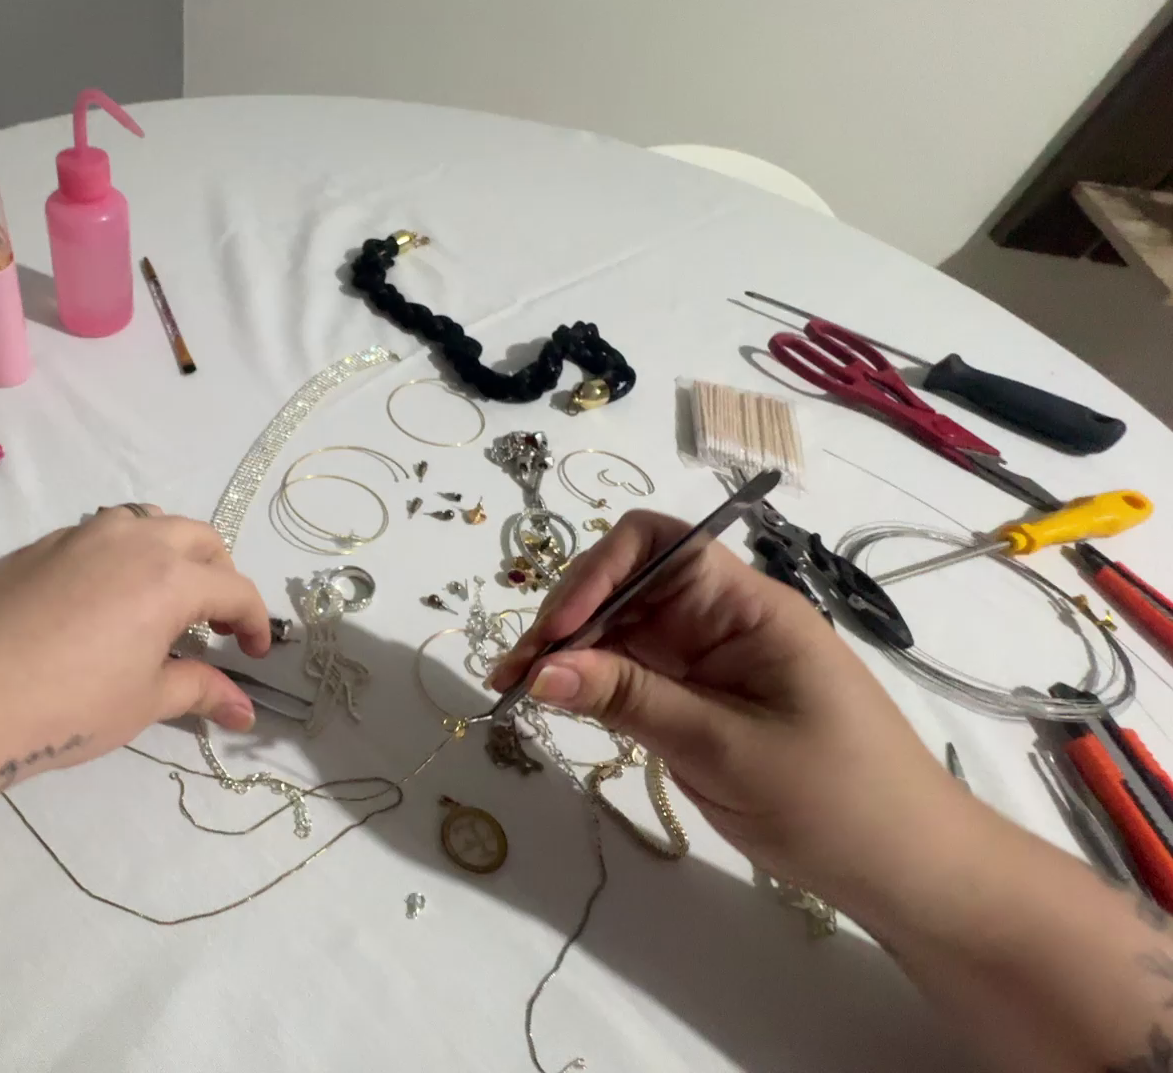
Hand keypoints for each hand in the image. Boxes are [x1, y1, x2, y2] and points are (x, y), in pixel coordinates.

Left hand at [0, 505, 271, 800]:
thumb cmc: (65, 706)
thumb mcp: (143, 702)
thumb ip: (200, 691)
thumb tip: (244, 710)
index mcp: (170, 576)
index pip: (235, 589)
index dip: (255, 622)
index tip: (255, 655)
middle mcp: (132, 539)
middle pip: (199, 539)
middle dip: (219, 577)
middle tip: (213, 625)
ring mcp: (80, 534)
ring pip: (147, 523)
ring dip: (170, 554)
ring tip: (159, 602)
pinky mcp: (39, 544)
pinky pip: (100, 534)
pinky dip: (123, 555)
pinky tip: (102, 601)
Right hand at [485, 509, 976, 911]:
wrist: (908, 875)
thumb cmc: (839, 802)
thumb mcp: (723, 748)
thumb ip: (628, 700)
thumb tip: (537, 670)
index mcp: (744, 607)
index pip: (656, 544)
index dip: (598, 571)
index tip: (558, 630)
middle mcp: (714, 619)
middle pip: (618, 587)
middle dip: (562, 619)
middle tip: (514, 674)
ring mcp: (697, 657)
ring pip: (609, 630)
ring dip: (559, 652)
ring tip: (511, 687)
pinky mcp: (684, 694)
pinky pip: (619, 671)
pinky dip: (578, 681)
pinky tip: (543, 697)